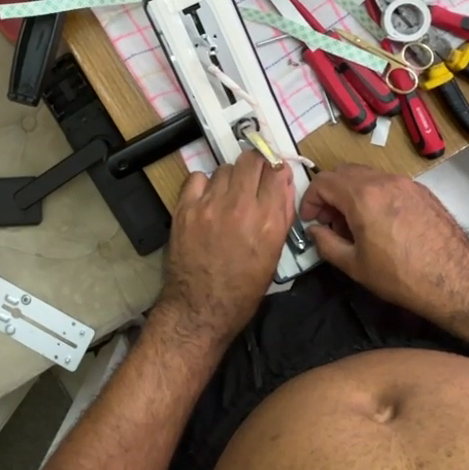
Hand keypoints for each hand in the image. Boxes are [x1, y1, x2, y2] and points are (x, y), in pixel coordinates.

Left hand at [152, 151, 295, 351]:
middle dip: (255, 166)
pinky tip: (206, 200)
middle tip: (251, 179)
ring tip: (227, 196)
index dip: (275, 169)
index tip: (273, 174)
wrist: (200, 308)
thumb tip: (283, 181)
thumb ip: (281, 215)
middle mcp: (241, 207)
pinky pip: (197, 177)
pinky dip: (204, 185)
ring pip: (224, 168)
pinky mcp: (185, 208)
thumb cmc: (243, 289)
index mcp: (268, 221)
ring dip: (230, 178)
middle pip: (251, 160)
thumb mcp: (274, 254)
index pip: (276, 170)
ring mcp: (210, 205)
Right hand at [298, 164, 468, 317]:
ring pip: (366, 176)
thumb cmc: (401, 276)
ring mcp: (406, 183)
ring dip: (351, 193)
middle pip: (343, 172)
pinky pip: (388, 184)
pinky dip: (373, 195)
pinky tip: (379, 222)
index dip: (310, 200)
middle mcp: (384, 181)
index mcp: (362, 196)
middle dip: (329, 194)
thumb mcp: (354, 265)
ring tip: (354, 223)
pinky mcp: (422, 191)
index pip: (323, 181)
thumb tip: (316, 230)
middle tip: (329, 221)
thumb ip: (326, 243)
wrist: (457, 281)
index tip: (311, 220)